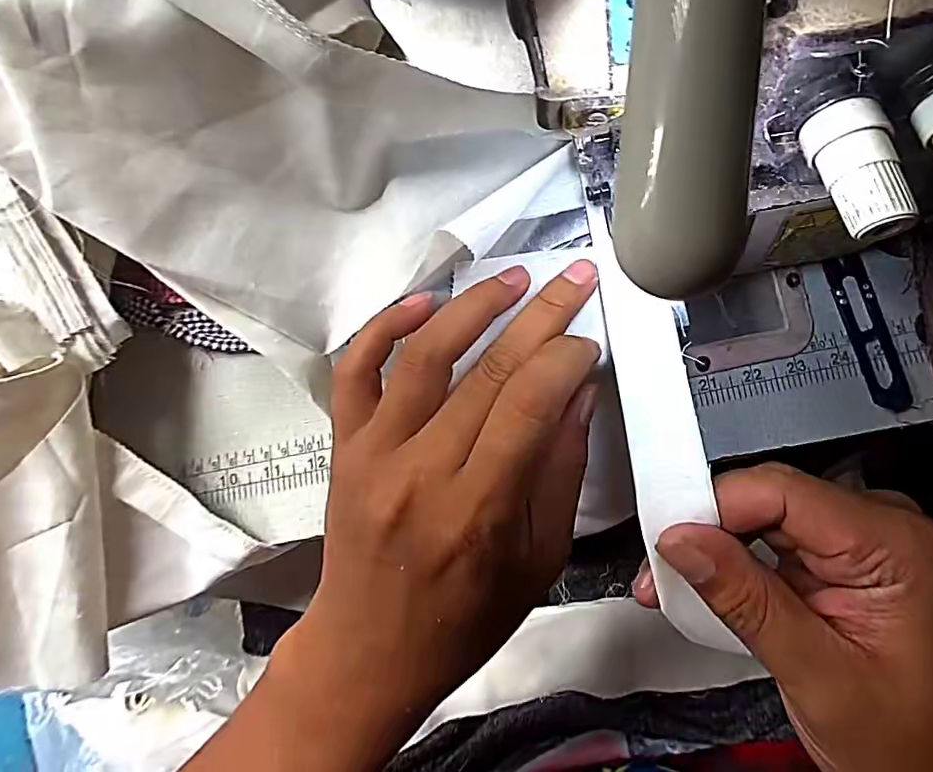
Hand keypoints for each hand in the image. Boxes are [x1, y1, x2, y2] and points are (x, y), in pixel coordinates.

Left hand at [189, 261, 601, 771]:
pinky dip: (384, 326)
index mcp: (478, 511)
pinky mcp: (343, 445)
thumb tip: (580, 389)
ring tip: (514, 277)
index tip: (589, 341)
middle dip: (541, 314)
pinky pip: (355, 371)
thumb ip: (562, 469)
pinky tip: (424, 301)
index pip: (528, 404)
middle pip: (488, 371)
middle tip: (574, 279)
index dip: (566, 357)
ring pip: (424, 356)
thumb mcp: (540, 559)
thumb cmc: (465, 618)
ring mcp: (373, 453)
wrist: (366, 654)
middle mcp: (421, 473)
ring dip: (474, 305)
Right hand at [635, 464, 932, 771]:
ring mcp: (867, 539)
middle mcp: (886, 527)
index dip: (718, 504)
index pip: (784, 490)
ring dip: (722, 545)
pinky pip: (779, 535)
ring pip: (769, 514)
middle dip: (713, 529)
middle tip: (666, 564)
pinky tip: (721, 581)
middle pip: (773, 497)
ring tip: (687, 581)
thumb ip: (745, 599)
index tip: (671, 532)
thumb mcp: (817, 676)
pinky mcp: (848, 555)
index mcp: (896, 544)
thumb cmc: (911, 748)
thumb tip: (686, 542)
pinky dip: (743, 558)